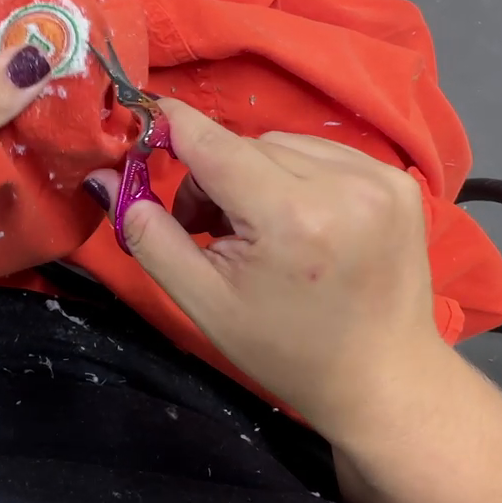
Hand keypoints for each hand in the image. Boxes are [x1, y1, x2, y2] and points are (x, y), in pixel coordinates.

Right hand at [84, 99, 447, 437]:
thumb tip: (103, 176)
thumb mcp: (200, 299)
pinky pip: (317, 152)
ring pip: (278, 145)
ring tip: (257, 229)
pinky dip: (292, 175)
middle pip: (241, 146)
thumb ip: (146, 232)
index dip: (168, 126)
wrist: (385, 381)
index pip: (211, 141)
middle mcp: (343, 183)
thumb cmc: (283, 348)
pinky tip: (297, 220)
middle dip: (212, 177)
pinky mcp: (399, 181)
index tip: (137, 121)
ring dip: (252, 174)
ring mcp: (379, 178)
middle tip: (209, 230)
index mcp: (291, 216)